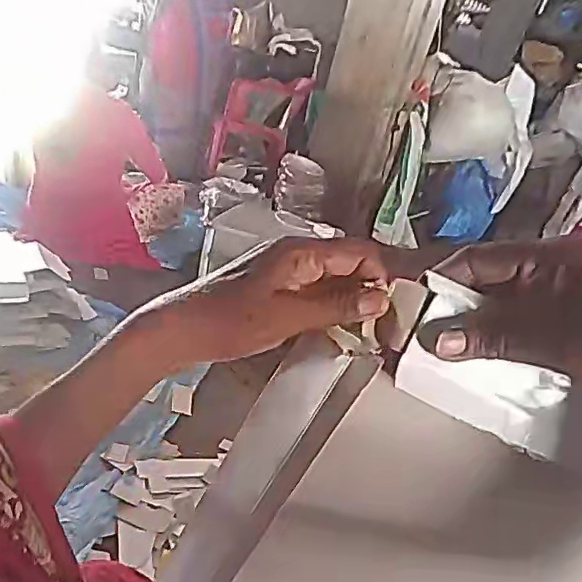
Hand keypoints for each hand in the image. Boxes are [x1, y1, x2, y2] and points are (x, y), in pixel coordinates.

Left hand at [133, 237, 389, 370]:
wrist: (184, 330)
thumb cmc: (226, 320)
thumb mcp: (288, 316)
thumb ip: (335, 306)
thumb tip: (376, 299)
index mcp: (301, 253)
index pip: (359, 251)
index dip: (383, 273)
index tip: (397, 300)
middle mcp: (297, 256)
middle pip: (350, 263)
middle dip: (373, 286)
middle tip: (388, 317)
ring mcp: (288, 271)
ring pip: (336, 278)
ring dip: (355, 298)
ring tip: (370, 324)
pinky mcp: (280, 288)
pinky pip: (319, 291)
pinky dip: (335, 306)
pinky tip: (340, 325)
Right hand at [421, 237, 581, 424]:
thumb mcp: (568, 342)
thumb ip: (501, 336)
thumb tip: (439, 338)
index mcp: (556, 257)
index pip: (479, 258)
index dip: (437, 277)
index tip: (402, 299)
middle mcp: (558, 271)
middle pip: (486, 280)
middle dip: (448, 304)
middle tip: (411, 331)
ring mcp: (568, 298)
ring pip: (502, 305)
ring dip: (470, 324)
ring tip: (434, 347)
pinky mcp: (576, 325)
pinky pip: (522, 326)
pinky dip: (495, 340)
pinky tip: (478, 359)